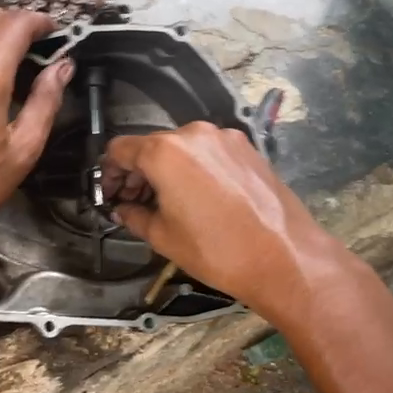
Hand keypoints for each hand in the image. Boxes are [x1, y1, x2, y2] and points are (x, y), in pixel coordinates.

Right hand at [103, 123, 339, 306]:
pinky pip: (208, 153)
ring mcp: (225, 138)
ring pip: (181, 148)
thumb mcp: (162, 237)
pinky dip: (194, 169)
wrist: (283, 257)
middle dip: (138, 173)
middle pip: (151, 146)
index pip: (120, 149)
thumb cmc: (218, 250)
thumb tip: (123, 210)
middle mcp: (194, 135)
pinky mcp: (248, 149)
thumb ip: (134, 216)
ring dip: (166, 171)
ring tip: (165, 204)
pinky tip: (196, 199)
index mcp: (165, 152)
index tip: (110, 193)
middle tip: (133, 202)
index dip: (109, 172)